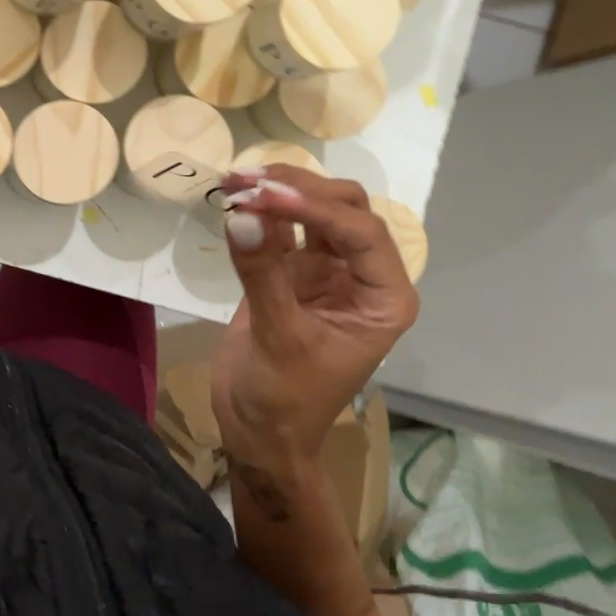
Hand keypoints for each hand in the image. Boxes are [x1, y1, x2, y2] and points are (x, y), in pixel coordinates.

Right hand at [210, 166, 419, 482]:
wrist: (258, 434)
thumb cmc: (285, 398)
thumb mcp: (278, 338)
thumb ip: (261, 274)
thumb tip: (240, 216)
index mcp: (383, 297)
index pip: (360, 233)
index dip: (314, 208)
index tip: (262, 195)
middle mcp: (360, 277)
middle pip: (342, 212)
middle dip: (298, 190)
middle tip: (245, 181)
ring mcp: (323, 275)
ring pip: (310, 216)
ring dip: (276, 194)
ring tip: (232, 182)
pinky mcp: (288, 278)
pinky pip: (277, 235)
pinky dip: (256, 218)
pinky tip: (232, 203)